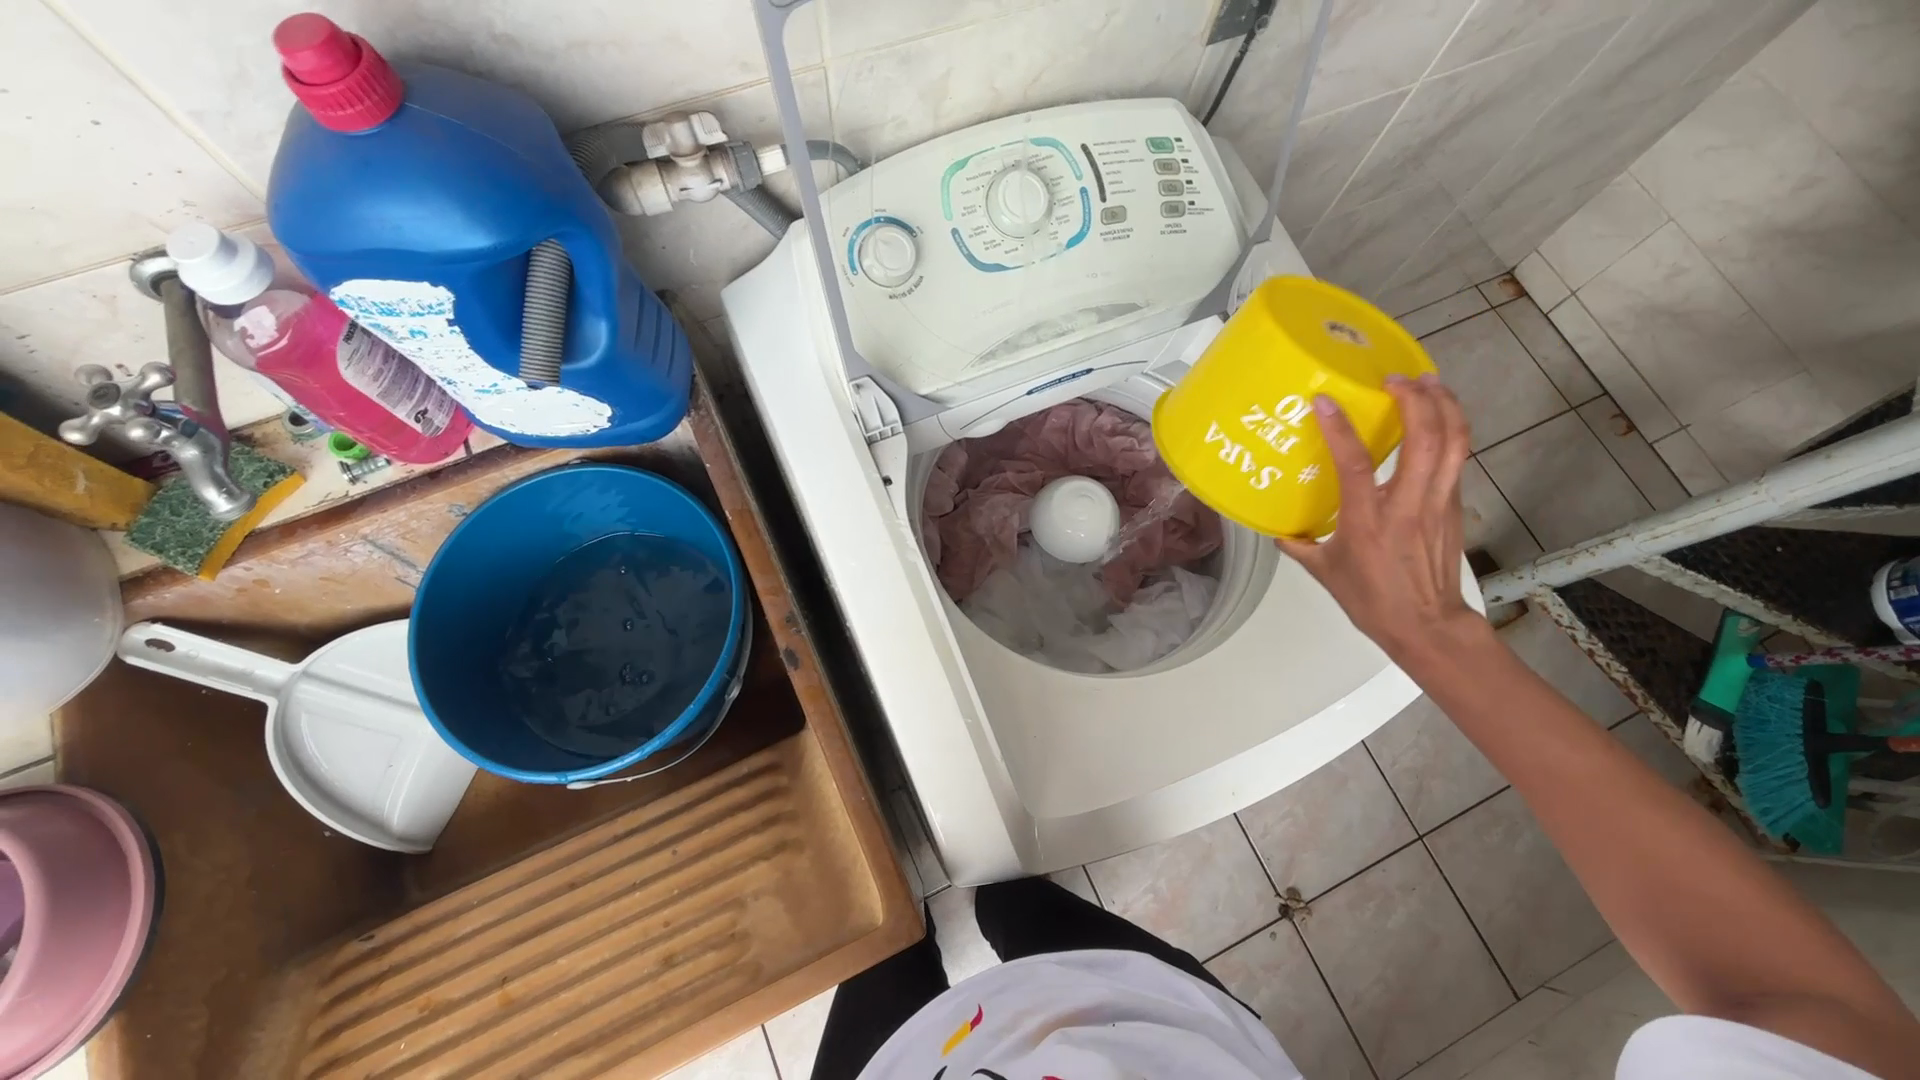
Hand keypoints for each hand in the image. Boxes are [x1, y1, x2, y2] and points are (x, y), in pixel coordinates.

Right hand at [1277, 375, 1484, 664]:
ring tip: (1429, 381)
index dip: (1340, 427)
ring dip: (1445, 404)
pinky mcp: (1454, 505)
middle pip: (1426, 437)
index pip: (1355, 463)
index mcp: (1368, 519)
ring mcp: (1437, 501)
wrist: (1426, 624)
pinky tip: (1440, 417)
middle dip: (1416, 398)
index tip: (1325, 400)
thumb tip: (1279, 530)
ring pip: (1454, 441)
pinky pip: (1458, 457)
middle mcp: (1408, 503)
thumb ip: (1300, 545)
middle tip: (1397, 377)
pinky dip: (1452, 429)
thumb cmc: (1370, 600)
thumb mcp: (1325, 572)